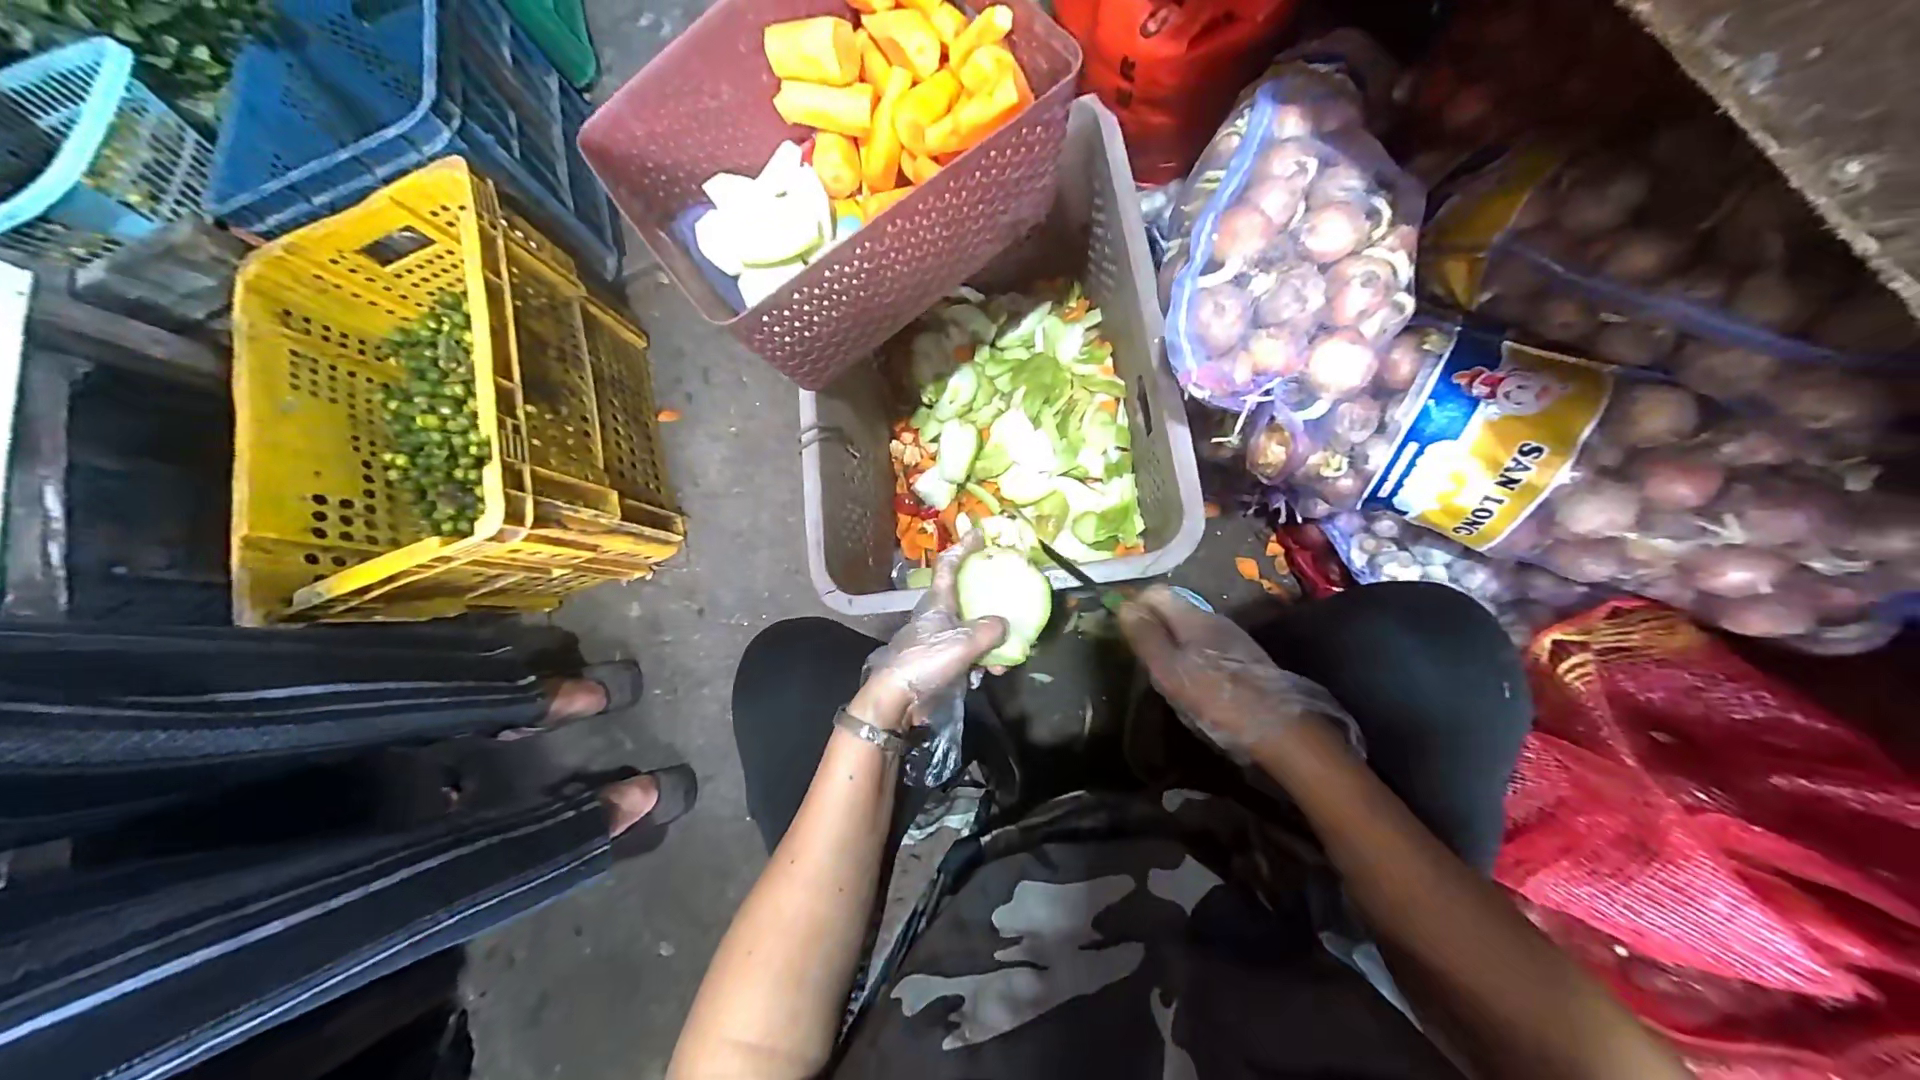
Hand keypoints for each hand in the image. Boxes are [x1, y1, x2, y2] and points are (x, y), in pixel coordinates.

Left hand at [860, 532, 1007, 729]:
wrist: (898, 699)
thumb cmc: (926, 661)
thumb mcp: (963, 642)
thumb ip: (989, 631)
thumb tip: (1004, 624)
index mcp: (938, 601)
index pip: (950, 565)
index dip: (964, 547)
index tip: (979, 533)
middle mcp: (939, 615)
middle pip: (969, 599)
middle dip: (991, 604)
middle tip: (1012, 605)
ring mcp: (940, 638)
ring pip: (974, 630)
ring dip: (992, 643)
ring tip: (1003, 660)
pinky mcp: (942, 661)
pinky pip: (971, 654)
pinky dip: (983, 661)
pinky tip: (991, 673)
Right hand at [1118, 585, 1355, 760]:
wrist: (1281, 730)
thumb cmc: (1216, 699)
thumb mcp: (1169, 670)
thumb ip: (1146, 637)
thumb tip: (1124, 605)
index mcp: (1193, 617)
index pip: (1156, 593)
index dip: (1136, 606)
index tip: (1124, 631)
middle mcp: (1215, 619)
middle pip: (1174, 609)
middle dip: (1153, 625)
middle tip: (1140, 655)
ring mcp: (1234, 639)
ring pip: (1191, 629)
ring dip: (1173, 642)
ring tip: (1162, 670)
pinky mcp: (1245, 660)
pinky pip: (1207, 646)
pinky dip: (1192, 655)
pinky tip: (1193, 680)